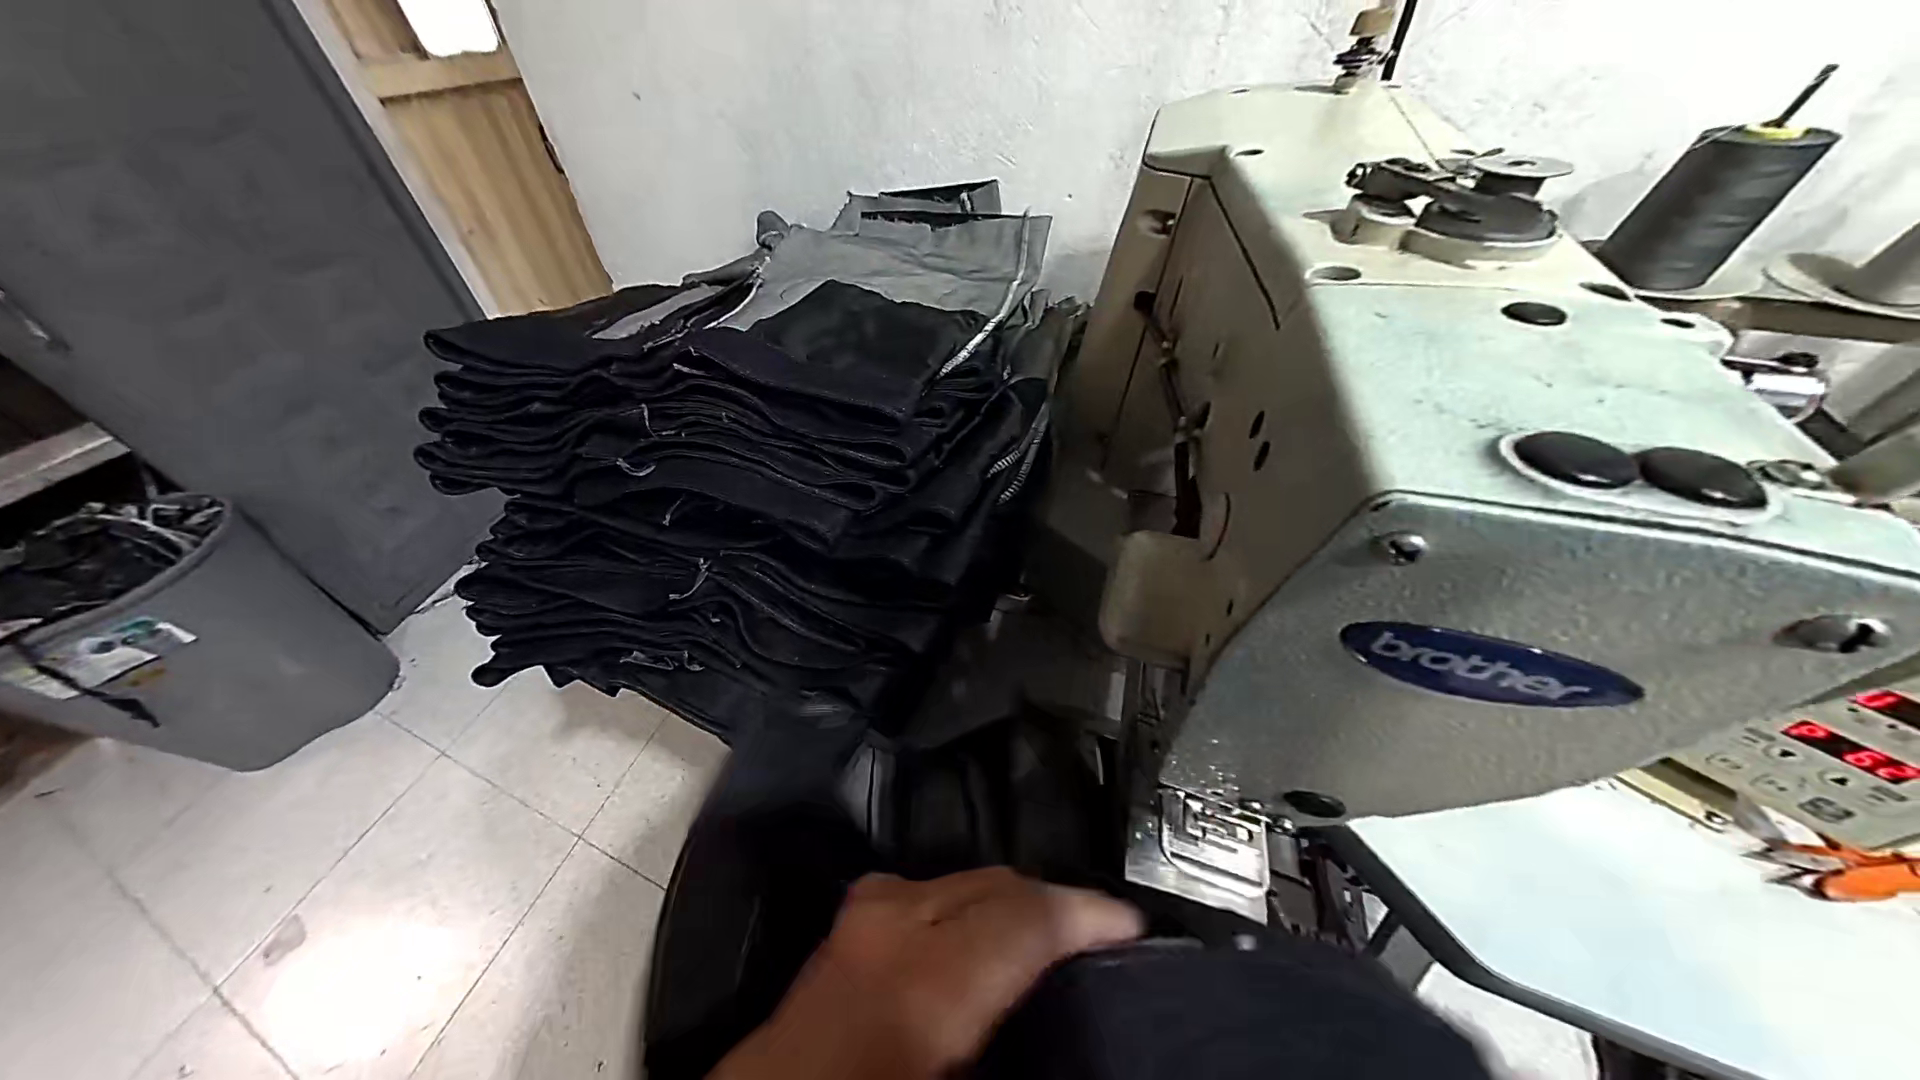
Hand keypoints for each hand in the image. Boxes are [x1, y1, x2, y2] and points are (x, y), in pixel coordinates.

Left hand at [708, 867, 1142, 1079]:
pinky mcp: (847, 920)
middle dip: (1053, 902)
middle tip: (1101, 933)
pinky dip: (966, 900)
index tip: (1130, 925)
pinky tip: (983, 928)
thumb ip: (1009, 1034)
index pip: (1023, 916)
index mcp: (924, 982)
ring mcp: (863, 914)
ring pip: (961, 879)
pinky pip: (926, 888)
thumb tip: (1059, 1014)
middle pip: (995, 885)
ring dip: (1010, 899)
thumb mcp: (956, 1077)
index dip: (1084, 913)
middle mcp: (893, 926)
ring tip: (1052, 931)